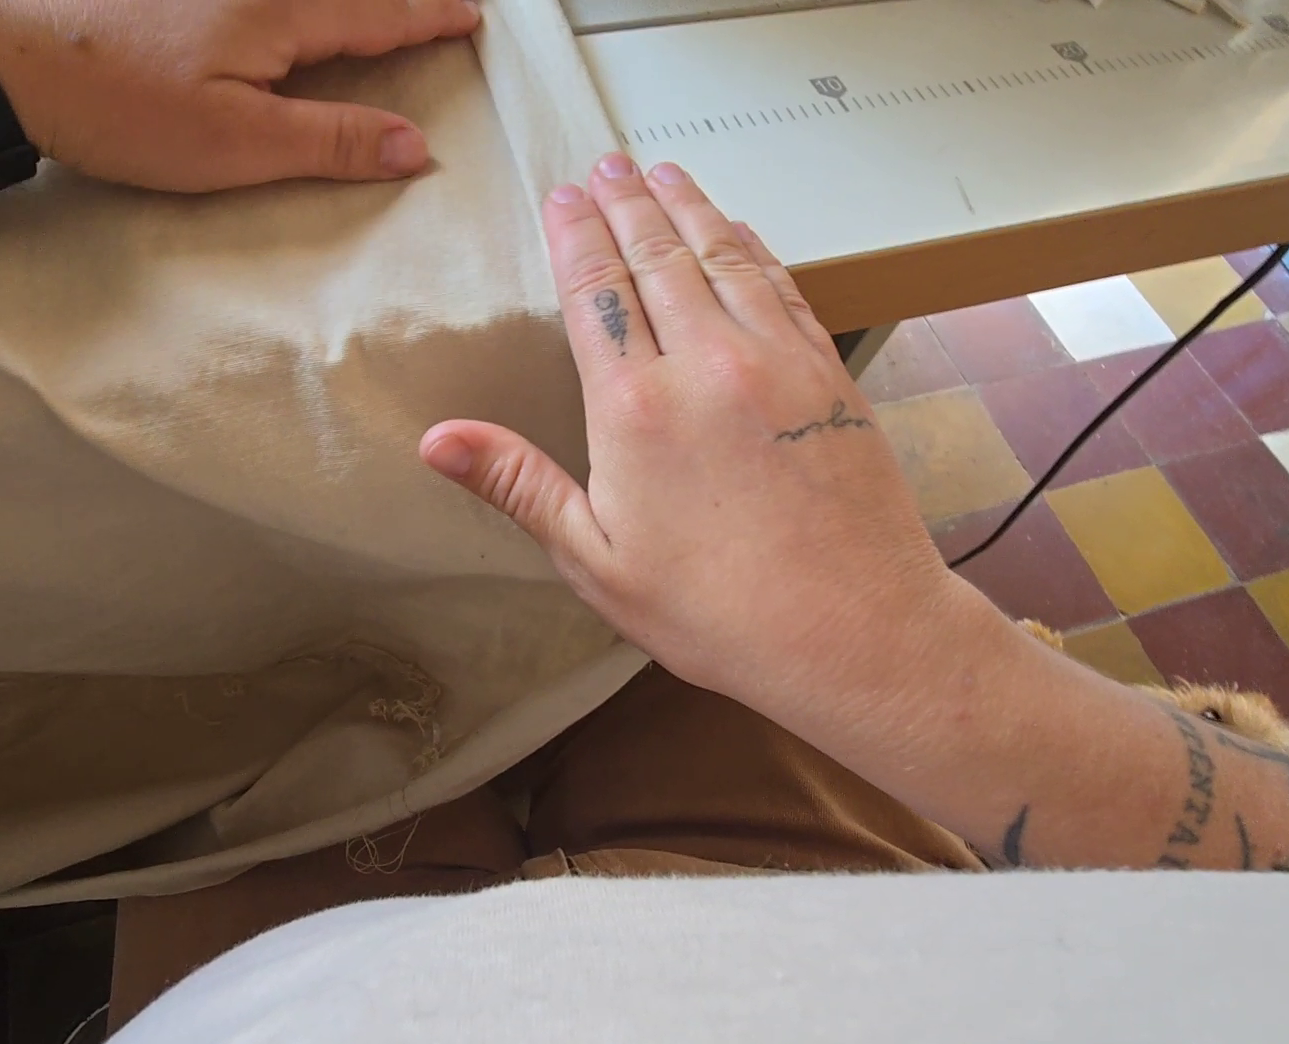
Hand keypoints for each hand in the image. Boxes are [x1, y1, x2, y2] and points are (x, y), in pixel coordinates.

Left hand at [0, 0, 479, 192]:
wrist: (0, 50)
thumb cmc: (124, 107)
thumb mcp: (239, 144)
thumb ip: (331, 141)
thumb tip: (415, 147)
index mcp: (280, 11)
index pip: (377, 13)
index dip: (428, 14)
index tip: (472, 13)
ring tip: (374, 3)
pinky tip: (296, 9)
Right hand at [419, 154, 983, 722]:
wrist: (851, 633)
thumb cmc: (714, 611)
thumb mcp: (595, 560)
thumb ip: (518, 485)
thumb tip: (437, 440)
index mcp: (636, 409)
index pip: (596, 294)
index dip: (575, 238)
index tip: (563, 197)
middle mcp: (706, 365)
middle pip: (657, 258)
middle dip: (625, 205)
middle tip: (606, 166)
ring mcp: (777, 361)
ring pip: (722, 256)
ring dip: (687, 207)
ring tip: (661, 172)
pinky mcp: (828, 374)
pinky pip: (782, 285)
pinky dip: (752, 246)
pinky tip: (737, 228)